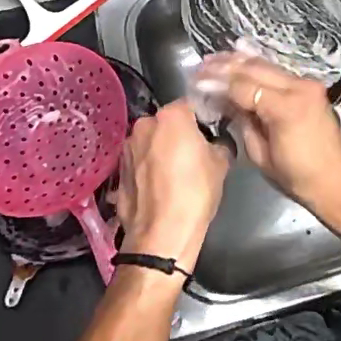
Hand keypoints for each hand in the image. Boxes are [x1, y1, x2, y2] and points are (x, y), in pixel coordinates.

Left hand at [113, 100, 232, 269]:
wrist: (161, 235)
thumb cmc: (195, 193)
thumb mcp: (221, 163)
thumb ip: (218, 142)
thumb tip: (215, 141)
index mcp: (171, 116)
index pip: (190, 105)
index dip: (202, 118)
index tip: (209, 133)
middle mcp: (144, 124)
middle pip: (167, 122)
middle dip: (179, 133)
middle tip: (193, 154)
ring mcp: (128, 146)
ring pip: (150, 140)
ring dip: (161, 150)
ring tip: (174, 174)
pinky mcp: (118, 168)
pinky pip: (139, 160)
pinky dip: (148, 167)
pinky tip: (159, 187)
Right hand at [195, 53, 340, 211]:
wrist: (337, 181)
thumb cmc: (297, 177)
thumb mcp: (260, 155)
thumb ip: (242, 121)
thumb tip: (224, 100)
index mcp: (286, 109)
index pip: (243, 86)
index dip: (217, 83)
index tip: (196, 80)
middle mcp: (299, 88)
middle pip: (253, 69)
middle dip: (224, 66)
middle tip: (201, 65)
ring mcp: (307, 83)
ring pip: (265, 64)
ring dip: (238, 61)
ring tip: (214, 59)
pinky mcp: (309, 85)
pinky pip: (277, 70)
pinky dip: (256, 64)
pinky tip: (240, 54)